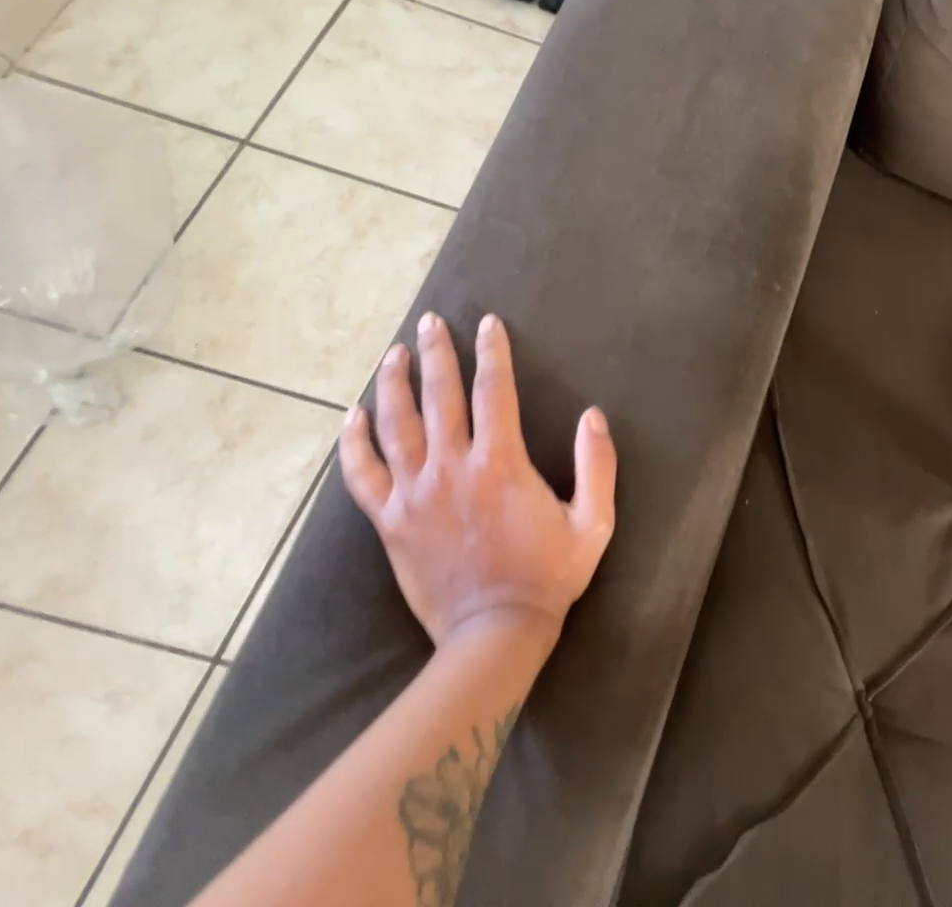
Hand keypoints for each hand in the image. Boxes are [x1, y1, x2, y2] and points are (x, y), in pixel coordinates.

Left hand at [339, 311, 617, 646]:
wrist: (494, 630)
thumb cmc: (550, 574)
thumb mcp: (595, 523)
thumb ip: (598, 466)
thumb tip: (593, 416)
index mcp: (501, 464)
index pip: (495, 392)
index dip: (491, 354)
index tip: (487, 324)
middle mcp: (451, 468)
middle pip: (439, 397)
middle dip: (435, 354)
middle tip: (430, 322)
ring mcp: (413, 493)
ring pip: (394, 425)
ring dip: (393, 384)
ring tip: (393, 353)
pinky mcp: (389, 520)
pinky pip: (362, 472)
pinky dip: (353, 440)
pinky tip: (353, 414)